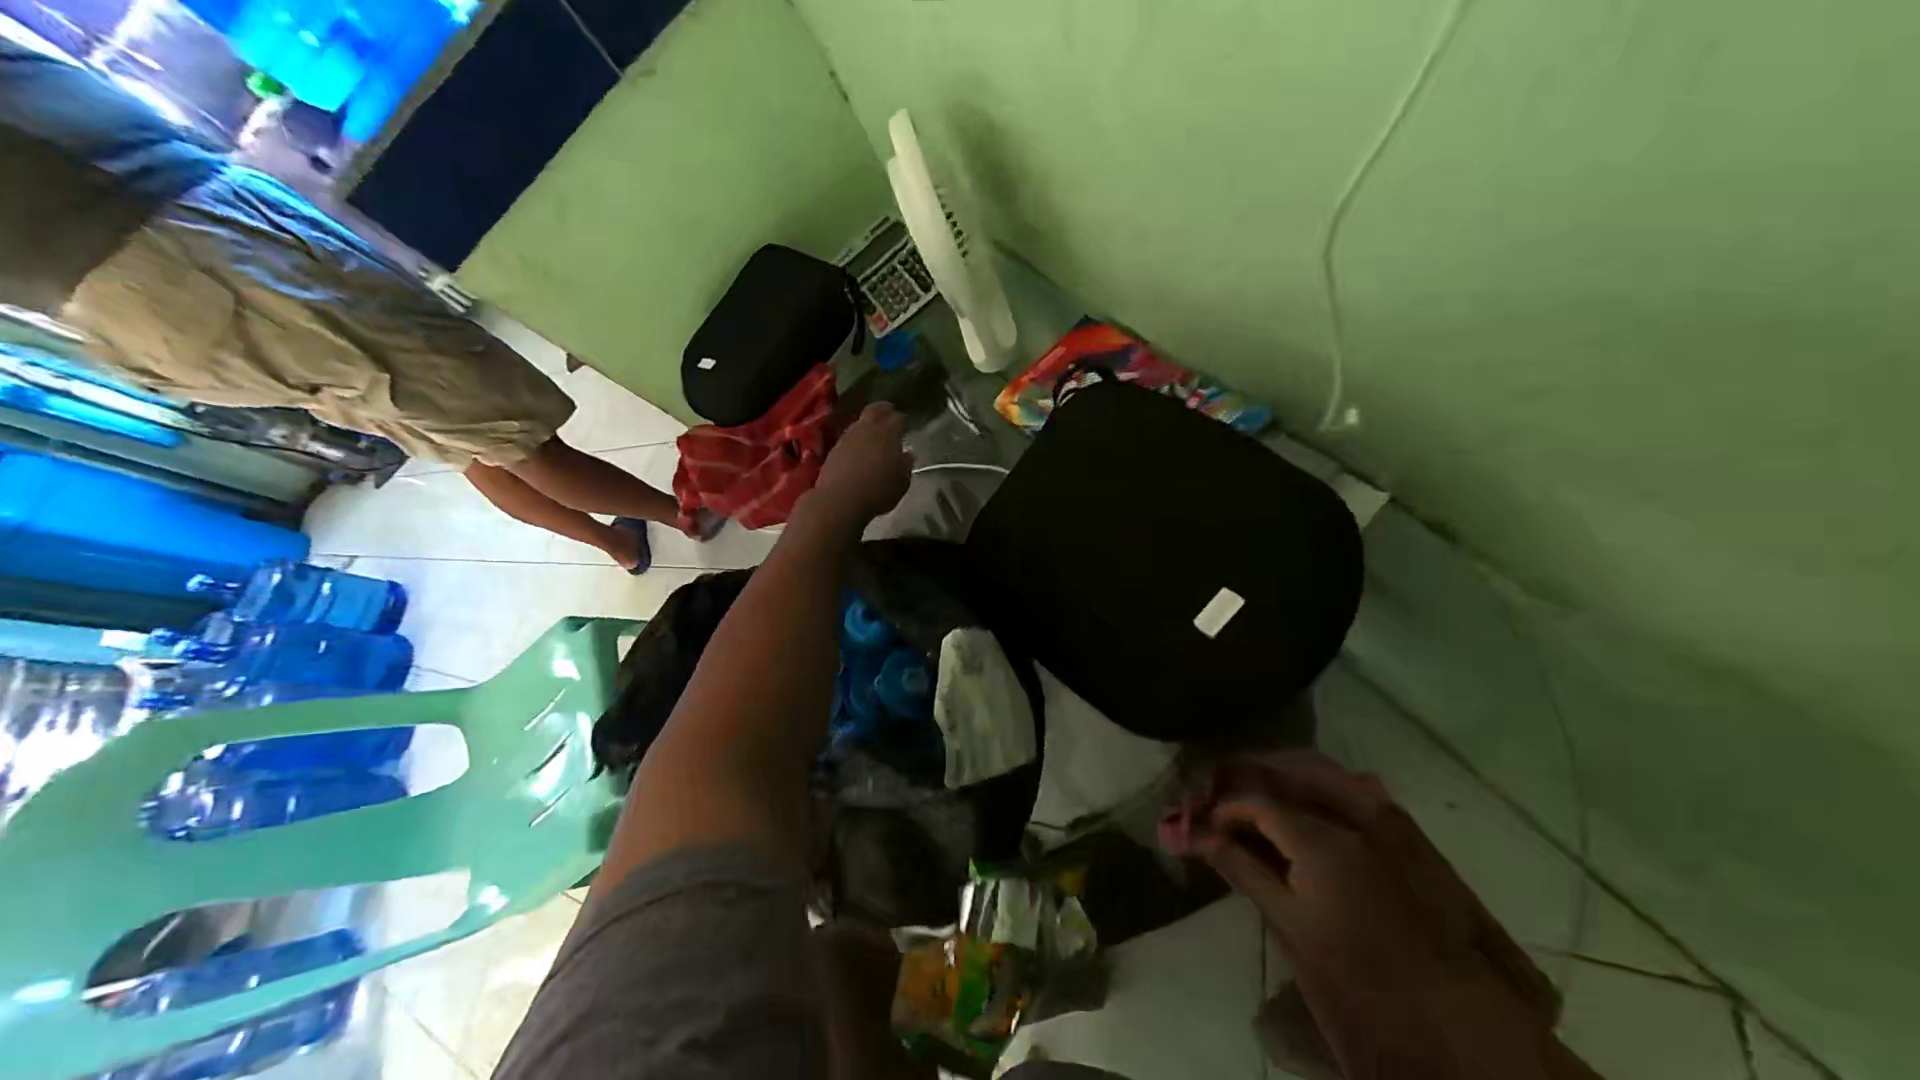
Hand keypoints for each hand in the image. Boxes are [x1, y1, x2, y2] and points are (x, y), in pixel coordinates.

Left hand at [811, 403, 911, 525]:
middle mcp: (868, 428)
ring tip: (873, 438)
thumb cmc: (878, 491)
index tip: (906, 428)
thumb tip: (908, 455)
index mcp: (889, 432)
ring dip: (867, 427)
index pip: (898, 418)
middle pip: (876, 410)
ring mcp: (848, 437)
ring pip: (860, 423)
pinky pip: (848, 438)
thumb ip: (906, 465)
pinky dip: (855, 441)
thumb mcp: (902, 482)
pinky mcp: (834, 449)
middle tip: (889, 417)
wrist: (840, 499)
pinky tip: (858, 452)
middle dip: (884, 411)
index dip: (903, 421)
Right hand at [1177, 754, 1589, 1078]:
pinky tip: (1303, 808)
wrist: (1451, 1022)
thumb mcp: (1289, 926)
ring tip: (1252, 799)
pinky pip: (1356, 792)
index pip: (1256, 802)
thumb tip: (1197, 836)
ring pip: (1325, 775)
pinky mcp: (1407, 838)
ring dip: (1283, 779)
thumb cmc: (1358, 978)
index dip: (1220, 809)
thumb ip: (1242, 868)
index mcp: (1322, 837)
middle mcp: (1354, 816)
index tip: (1195, 824)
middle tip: (1215, 797)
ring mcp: (1387, 823)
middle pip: (1288, 772)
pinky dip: (1321, 790)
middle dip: (1247, 777)